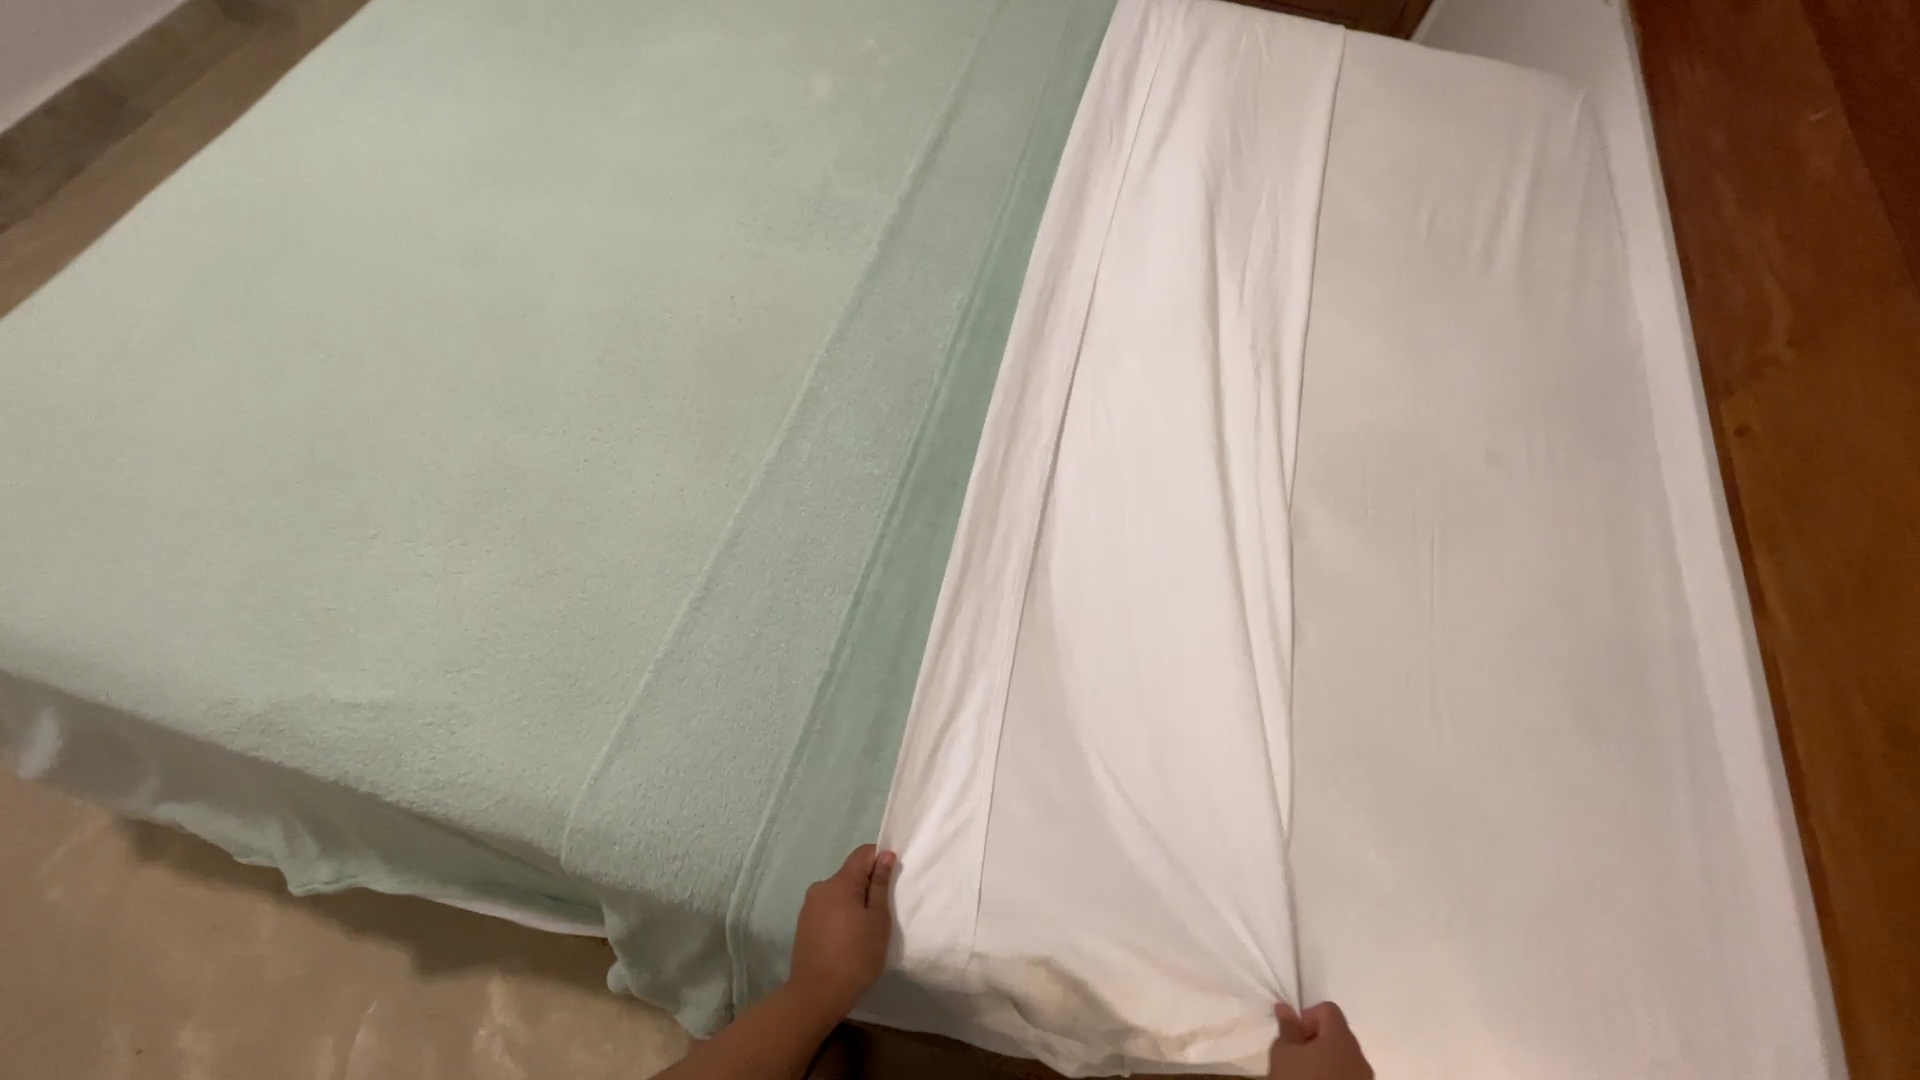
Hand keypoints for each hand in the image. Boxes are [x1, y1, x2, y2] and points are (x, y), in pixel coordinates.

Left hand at [789, 844, 896, 1015]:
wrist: (815, 995)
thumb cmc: (855, 956)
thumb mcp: (878, 921)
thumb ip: (881, 885)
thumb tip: (885, 856)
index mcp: (840, 882)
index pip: (863, 853)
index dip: (880, 858)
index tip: (892, 879)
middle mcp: (821, 887)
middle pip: (850, 874)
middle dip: (868, 884)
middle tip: (883, 911)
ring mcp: (809, 906)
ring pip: (839, 892)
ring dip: (854, 901)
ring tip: (865, 929)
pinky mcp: (804, 924)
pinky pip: (828, 908)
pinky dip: (841, 914)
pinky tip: (848, 938)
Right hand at [1268, 1002, 1372, 1079]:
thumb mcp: (1283, 1053)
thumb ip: (1287, 1027)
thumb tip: (1285, 1007)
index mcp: (1341, 1039)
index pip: (1329, 1009)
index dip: (1309, 1016)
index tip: (1295, 1035)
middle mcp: (1360, 1056)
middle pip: (1338, 1033)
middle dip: (1316, 1037)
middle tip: (1297, 1054)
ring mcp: (1365, 1079)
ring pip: (1345, 1056)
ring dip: (1326, 1057)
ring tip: (1306, 1072)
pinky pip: (1350, 1074)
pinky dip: (1335, 1074)